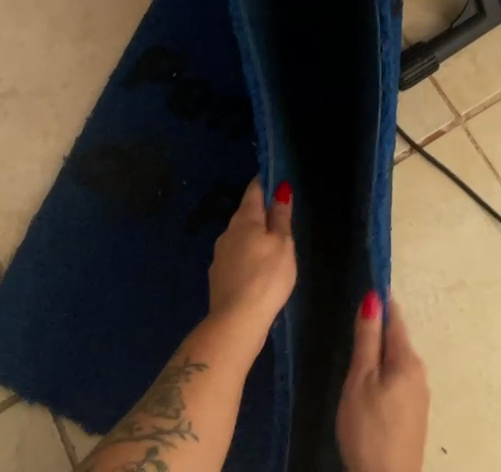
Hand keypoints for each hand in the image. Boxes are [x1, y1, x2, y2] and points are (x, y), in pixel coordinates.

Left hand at [207, 178, 296, 339]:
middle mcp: (227, 232)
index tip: (275, 179)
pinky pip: (234, 256)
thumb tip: (280, 188)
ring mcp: (219, 255)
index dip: (265, 183)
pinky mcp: (218, 277)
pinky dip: (246, 255)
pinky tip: (255, 269)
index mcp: (244, 220)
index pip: (254, 191)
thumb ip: (281, 217)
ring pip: (238, 236)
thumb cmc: (266, 277)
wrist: (236, 321)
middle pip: (245, 214)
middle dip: (260, 211)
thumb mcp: (283, 244)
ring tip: (271, 244)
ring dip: (252, 236)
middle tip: (279, 214)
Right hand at [337, 293, 429, 471]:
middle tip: (355, 320)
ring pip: (398, 363)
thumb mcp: (360, 379)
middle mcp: (420, 374)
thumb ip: (367, 339)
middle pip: (397, 341)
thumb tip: (374, 298)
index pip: (395, 319)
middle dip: (379, 330)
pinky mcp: (414, 416)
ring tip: (358, 351)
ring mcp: (420, 397)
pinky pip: (399, 381)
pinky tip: (371, 383)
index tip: (368, 284)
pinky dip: (386, 373)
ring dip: (381, 354)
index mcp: (408, 360)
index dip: (381, 301)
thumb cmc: (368, 427)